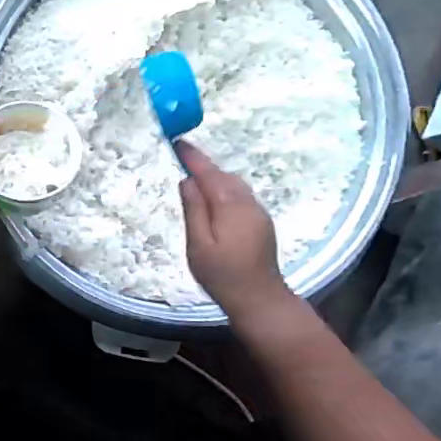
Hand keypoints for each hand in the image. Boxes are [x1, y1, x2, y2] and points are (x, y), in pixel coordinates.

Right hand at [177, 141, 293, 316]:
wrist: (259, 298)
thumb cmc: (222, 274)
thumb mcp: (198, 244)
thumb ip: (193, 209)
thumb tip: (187, 181)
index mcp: (231, 206)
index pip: (209, 173)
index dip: (193, 158)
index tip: (178, 142)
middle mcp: (249, 203)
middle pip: (224, 176)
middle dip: (204, 165)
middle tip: (182, 157)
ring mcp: (258, 212)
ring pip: (235, 185)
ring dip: (215, 177)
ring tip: (194, 177)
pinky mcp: (261, 222)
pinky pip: (241, 195)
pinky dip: (225, 189)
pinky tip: (214, 197)